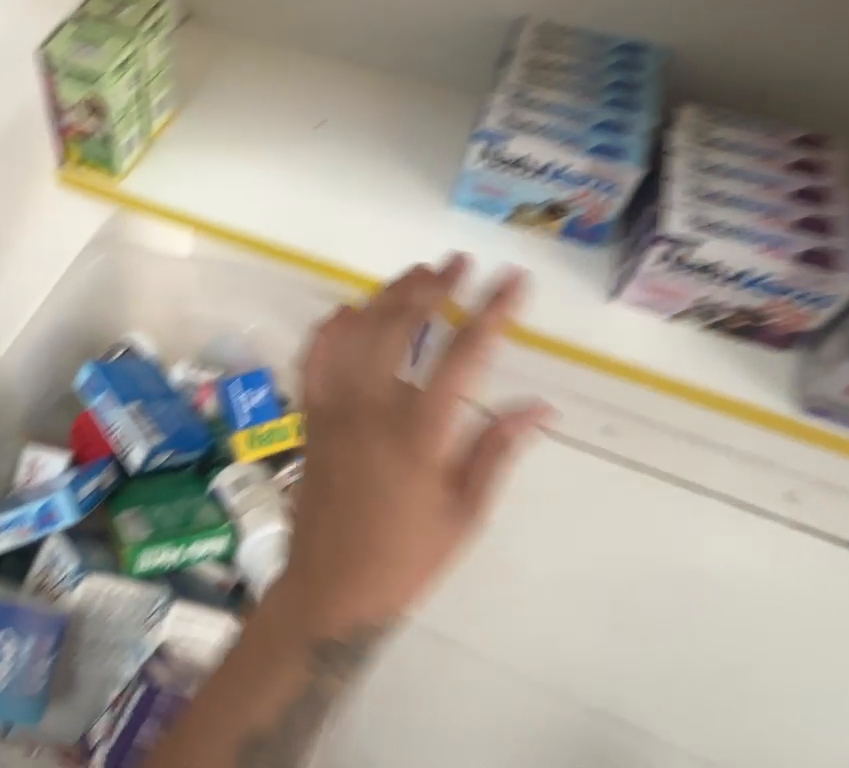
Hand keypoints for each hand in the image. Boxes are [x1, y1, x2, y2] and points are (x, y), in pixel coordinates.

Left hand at [267, 255, 554, 634]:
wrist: (332, 585)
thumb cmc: (407, 555)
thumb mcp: (465, 512)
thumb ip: (497, 451)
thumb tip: (539, 405)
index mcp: (419, 433)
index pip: (463, 356)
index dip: (490, 312)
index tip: (511, 281)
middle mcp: (371, 407)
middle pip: (401, 327)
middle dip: (434, 288)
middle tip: (458, 263)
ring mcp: (333, 406)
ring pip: (356, 332)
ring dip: (387, 296)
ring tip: (416, 274)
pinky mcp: (309, 413)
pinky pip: (315, 357)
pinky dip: (331, 327)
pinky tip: (349, 310)